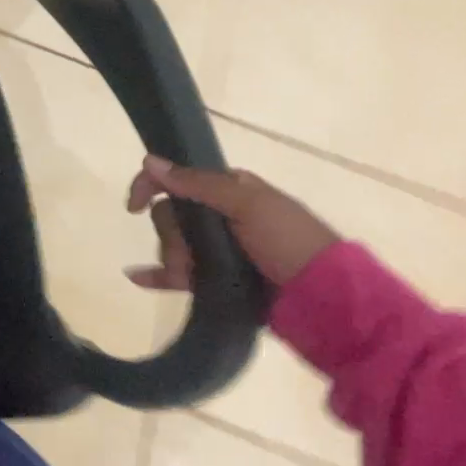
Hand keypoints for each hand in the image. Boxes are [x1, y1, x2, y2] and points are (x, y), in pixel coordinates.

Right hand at [124, 154, 339, 290]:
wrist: (332, 304)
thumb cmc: (291, 243)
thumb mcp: (248, 205)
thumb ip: (197, 184)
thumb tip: (148, 161)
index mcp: (230, 190)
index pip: (177, 178)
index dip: (150, 185)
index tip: (133, 205)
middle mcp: (222, 216)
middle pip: (171, 215)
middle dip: (170, 236)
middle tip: (186, 257)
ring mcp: (221, 250)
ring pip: (173, 245)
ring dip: (170, 258)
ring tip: (184, 278)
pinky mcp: (220, 281)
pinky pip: (179, 275)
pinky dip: (157, 274)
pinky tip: (136, 277)